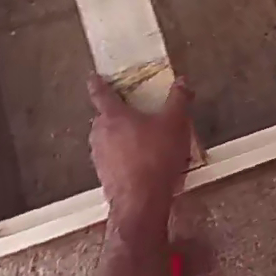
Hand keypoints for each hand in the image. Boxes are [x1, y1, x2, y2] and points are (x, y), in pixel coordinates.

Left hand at [87, 73, 193, 238]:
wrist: (142, 199)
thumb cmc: (156, 155)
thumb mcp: (175, 123)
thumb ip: (179, 99)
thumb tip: (182, 81)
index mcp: (113, 116)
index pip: (101, 94)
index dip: (98, 83)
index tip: (93, 76)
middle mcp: (100, 133)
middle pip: (104, 117)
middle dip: (117, 112)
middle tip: (134, 109)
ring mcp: (99, 156)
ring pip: (108, 138)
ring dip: (121, 134)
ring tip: (143, 136)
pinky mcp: (105, 174)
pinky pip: (113, 156)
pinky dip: (124, 153)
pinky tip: (143, 159)